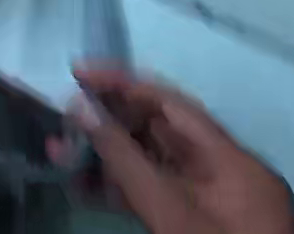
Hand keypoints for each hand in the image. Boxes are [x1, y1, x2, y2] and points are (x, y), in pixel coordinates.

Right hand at [64, 67, 293, 233]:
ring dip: (104, 156)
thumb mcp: (168, 211)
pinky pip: (154, 192)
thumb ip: (120, 154)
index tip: (75, 74)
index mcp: (235, 164)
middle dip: (105, 122)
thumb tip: (78, 104)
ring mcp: (215, 205)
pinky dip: (118, 186)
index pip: (170, 102)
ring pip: (149, 161)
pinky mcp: (198, 227)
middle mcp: (227, 176)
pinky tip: (81, 188)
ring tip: (58, 153)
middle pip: (158, 129)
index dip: (120, 83)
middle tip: (62, 118)